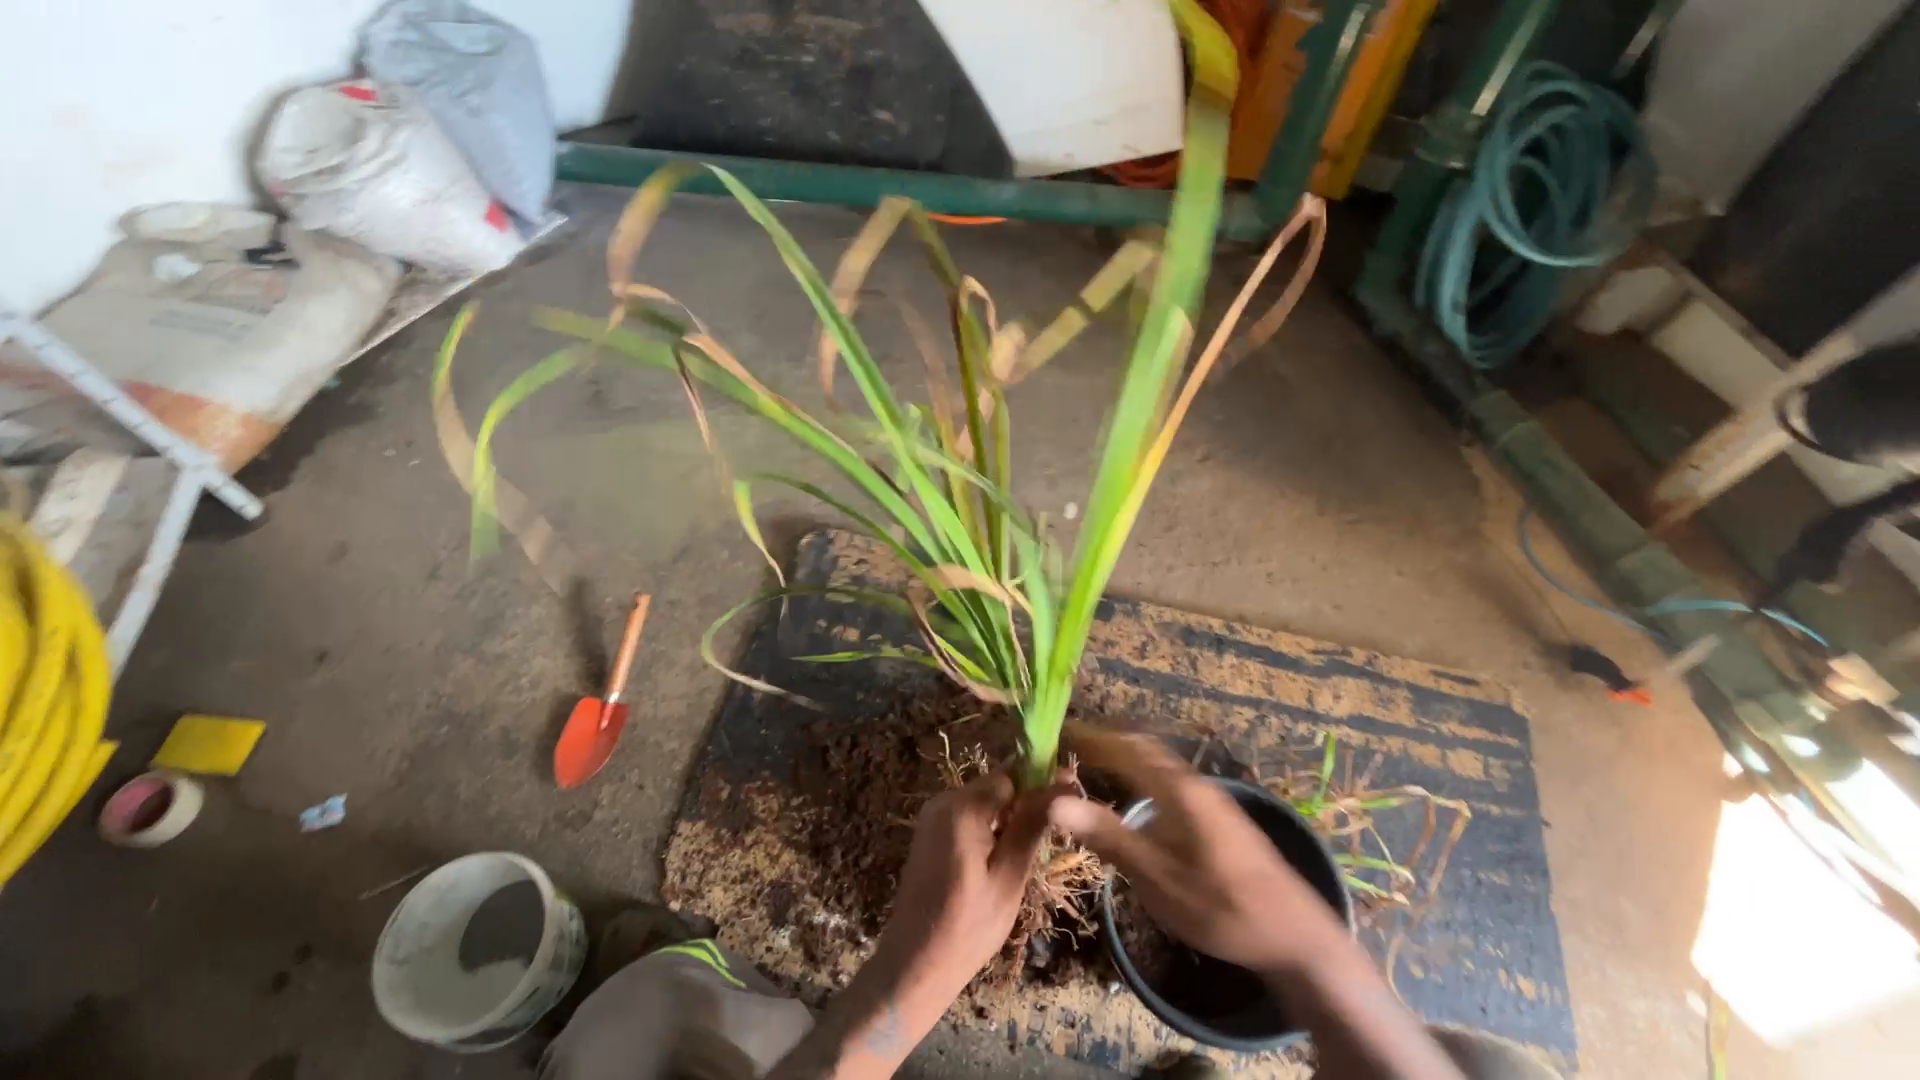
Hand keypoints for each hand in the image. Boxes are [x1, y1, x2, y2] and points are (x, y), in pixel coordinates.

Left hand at [769, 772, 1055, 1079]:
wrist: (915, 963)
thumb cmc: (968, 926)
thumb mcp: (1009, 877)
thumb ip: (1032, 825)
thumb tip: (1063, 782)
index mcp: (962, 808)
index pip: (1011, 775)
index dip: (1040, 786)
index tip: (1068, 804)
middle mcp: (942, 802)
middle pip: (996, 787)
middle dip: (1024, 806)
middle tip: (1048, 841)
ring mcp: (932, 818)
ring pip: (984, 803)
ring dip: (1007, 822)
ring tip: (1026, 858)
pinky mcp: (929, 834)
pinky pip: (968, 818)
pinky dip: (988, 832)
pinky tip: (1001, 862)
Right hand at [1049, 733, 1344, 975]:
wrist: (1296, 933)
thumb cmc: (1222, 906)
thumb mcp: (1158, 878)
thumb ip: (1108, 836)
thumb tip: (1054, 801)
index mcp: (1178, 789)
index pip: (1124, 747)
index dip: (1087, 737)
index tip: (1054, 731)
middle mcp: (1194, 783)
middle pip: (1142, 748)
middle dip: (1103, 741)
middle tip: (1066, 743)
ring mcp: (1209, 798)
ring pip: (1157, 763)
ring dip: (1122, 755)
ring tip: (1089, 761)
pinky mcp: (1216, 816)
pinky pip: (1167, 779)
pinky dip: (1139, 773)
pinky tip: (1130, 793)